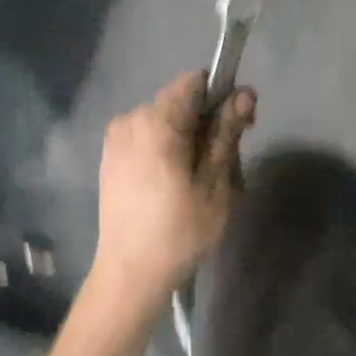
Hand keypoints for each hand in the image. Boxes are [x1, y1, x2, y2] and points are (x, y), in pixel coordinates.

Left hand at [93, 72, 255, 299]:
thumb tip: (244, 93)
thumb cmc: (180, 231)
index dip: (224, 98)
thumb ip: (227, 133)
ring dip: (190, 145)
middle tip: (227, 172)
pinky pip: (148, 143)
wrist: (131, 273)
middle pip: (181, 104)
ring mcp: (115, 141)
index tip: (241, 129)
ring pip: (166, 126)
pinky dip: (169, 156)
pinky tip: (177, 191)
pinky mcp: (110, 161)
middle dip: (208, 127)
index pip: (196, 82)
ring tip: (204, 187)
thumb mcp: (215, 183)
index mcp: (156, 120)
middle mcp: (130, 119)